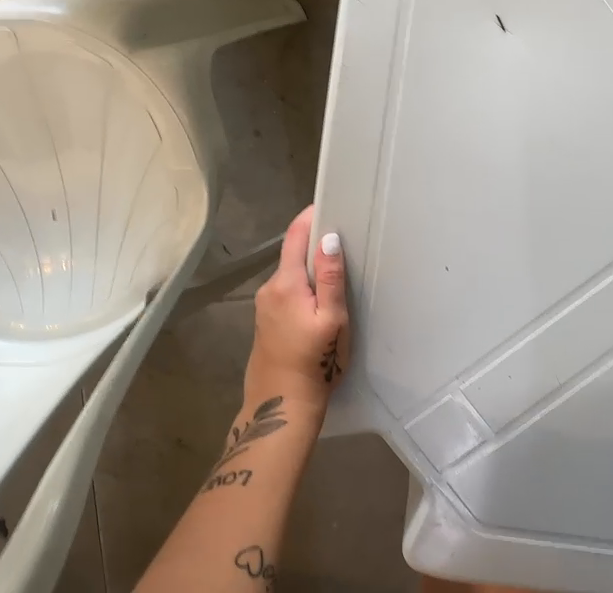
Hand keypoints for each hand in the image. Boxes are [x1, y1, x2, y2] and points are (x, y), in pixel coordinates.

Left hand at [245, 206, 348, 411]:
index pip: (296, 235)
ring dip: (312, 267)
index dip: (312, 216)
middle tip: (348, 238)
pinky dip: (305, 286)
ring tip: (340, 271)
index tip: (333, 204)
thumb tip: (329, 237)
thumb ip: (331, 277)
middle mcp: (269, 288)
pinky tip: (322, 300)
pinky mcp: (267, 322)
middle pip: (293, 253)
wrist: (281, 407)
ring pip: (292, 274)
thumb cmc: (314, 361)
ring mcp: (265, 306)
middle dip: (316, 242)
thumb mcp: (332, 319)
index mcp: (286, 283)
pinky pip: (288, 291)